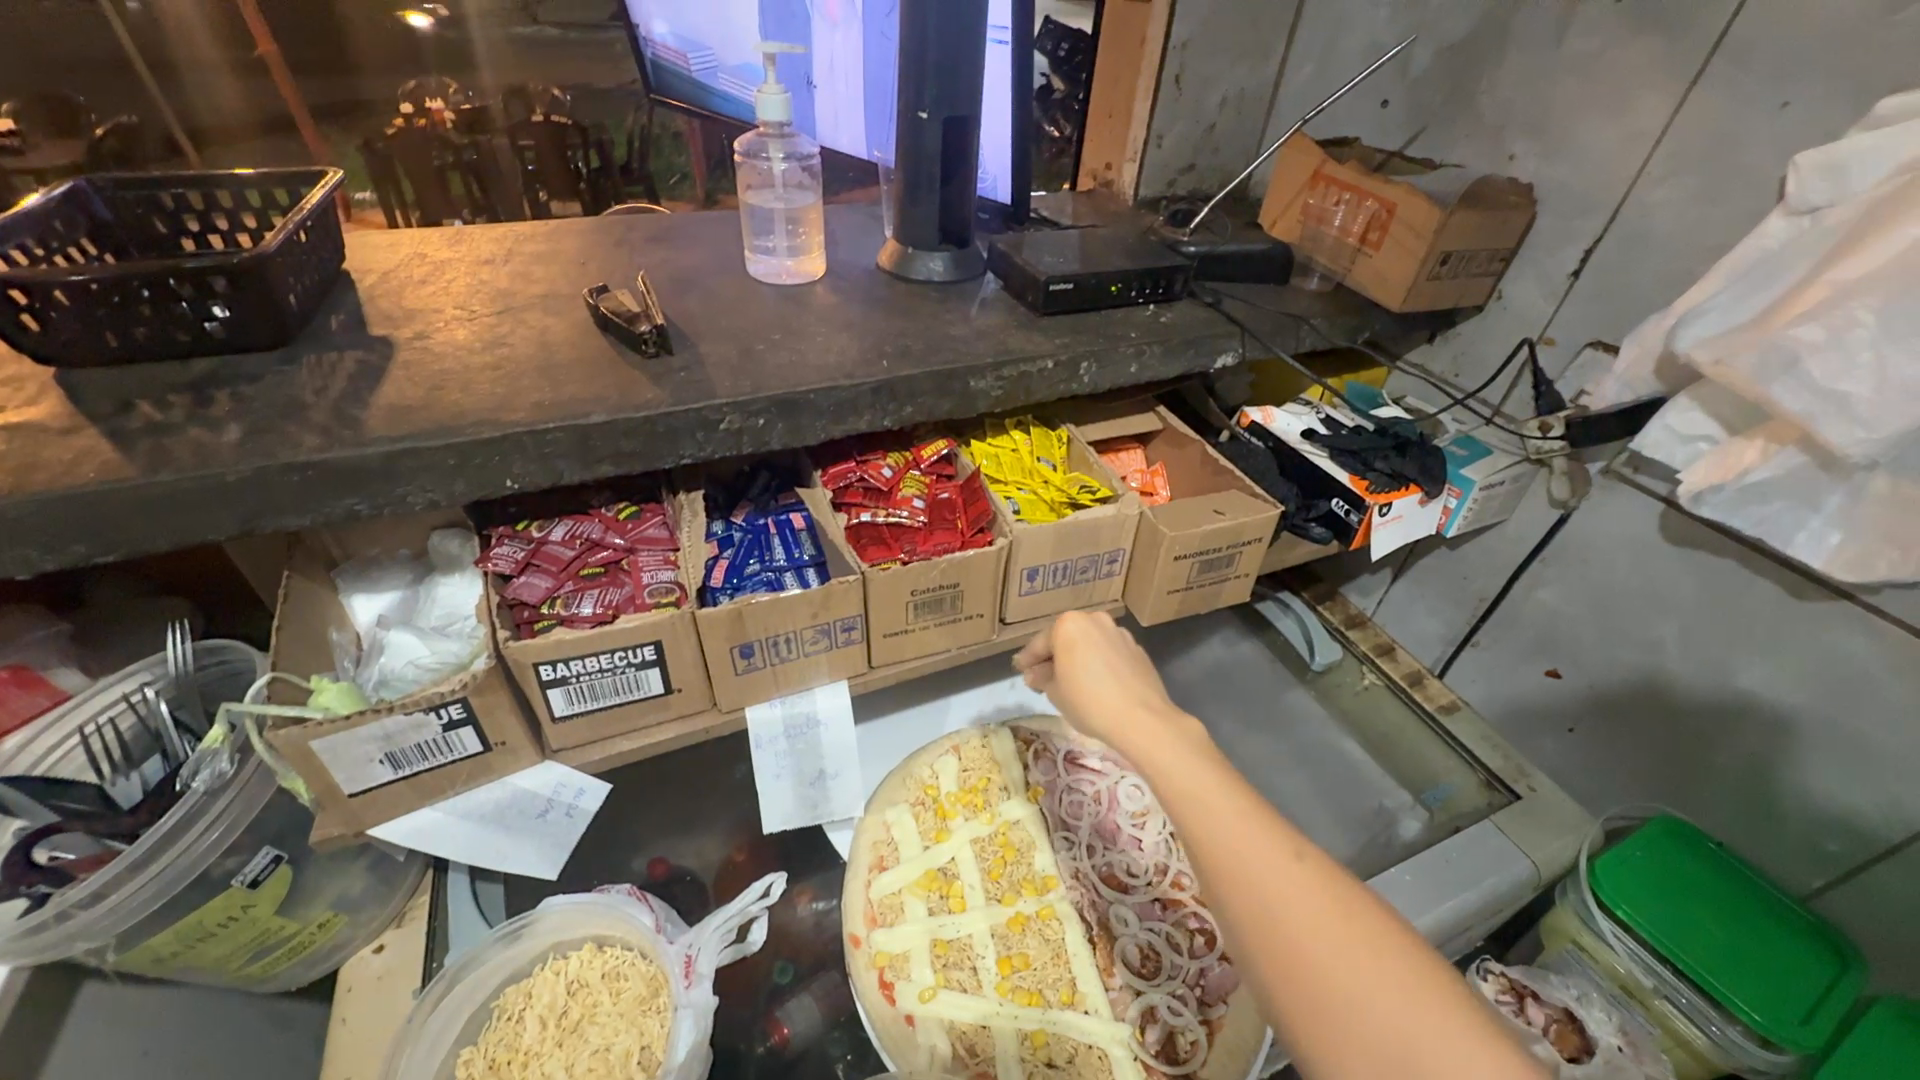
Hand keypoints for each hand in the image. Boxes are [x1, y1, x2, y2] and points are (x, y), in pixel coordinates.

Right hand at [1012, 610, 1196, 754]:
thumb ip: (1042, 677)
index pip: (1040, 643)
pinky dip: (1100, 663)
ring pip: (1090, 644)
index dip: (1028, 659)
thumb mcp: (1055, 692)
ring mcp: (1119, 633)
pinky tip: (1099, 684)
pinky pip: (1110, 653)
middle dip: (1055, 656)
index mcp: (1069, 625)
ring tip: (1073, 681)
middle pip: (1067, 638)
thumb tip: (1036, 673)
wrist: (1142, 719)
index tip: (1020, 670)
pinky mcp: (1137, 649)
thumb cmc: (1088, 702)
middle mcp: (1095, 620)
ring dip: (1079, 658)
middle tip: (1044, 676)